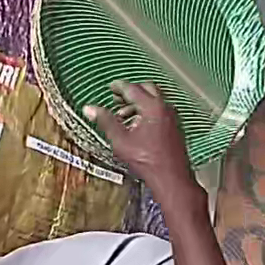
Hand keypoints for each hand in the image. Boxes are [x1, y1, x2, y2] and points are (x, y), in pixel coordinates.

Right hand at [82, 81, 195, 196]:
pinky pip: (160, 111)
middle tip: (117, 98)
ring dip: (138, 103)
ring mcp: (172, 117)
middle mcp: (165, 108)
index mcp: (152, 107)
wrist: (171, 177)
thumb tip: (90, 108)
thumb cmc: (148, 161)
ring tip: (123, 116)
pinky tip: (137, 125)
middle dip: (130, 92)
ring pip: (155, 100)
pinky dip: (147, 111)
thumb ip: (105, 121)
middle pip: (147, 89)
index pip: (132, 89)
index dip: (119, 87)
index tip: (111, 87)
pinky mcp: (175, 127)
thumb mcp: (120, 140)